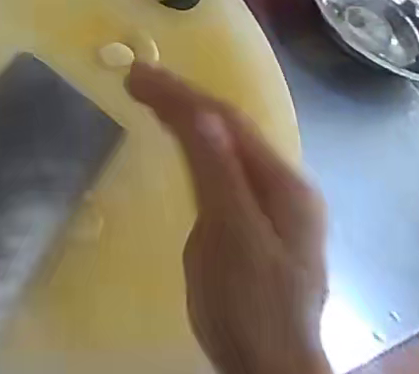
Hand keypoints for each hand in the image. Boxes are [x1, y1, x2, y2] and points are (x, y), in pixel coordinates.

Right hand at [127, 61, 330, 373]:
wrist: (268, 372)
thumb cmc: (250, 306)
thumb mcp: (233, 238)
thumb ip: (219, 174)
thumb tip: (200, 112)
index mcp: (283, 182)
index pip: (225, 119)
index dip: (180, 93)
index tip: (137, 74)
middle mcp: (281, 182)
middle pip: (226, 125)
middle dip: (181, 96)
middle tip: (135, 77)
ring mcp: (269, 201)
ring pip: (223, 141)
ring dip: (185, 113)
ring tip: (148, 92)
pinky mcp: (251, 217)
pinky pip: (219, 162)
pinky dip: (191, 140)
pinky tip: (176, 133)